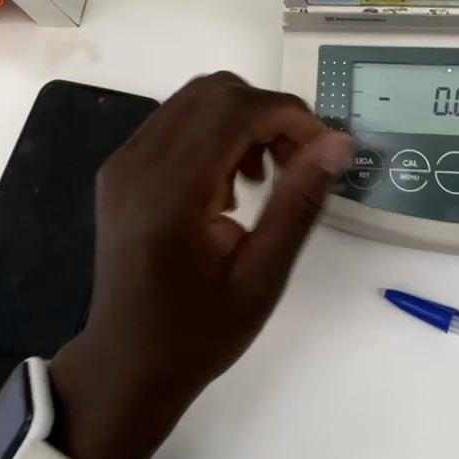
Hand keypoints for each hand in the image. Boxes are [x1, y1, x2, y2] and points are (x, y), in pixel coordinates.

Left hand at [48, 72, 352, 458]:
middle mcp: (138, 163)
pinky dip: (215, 132)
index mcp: (169, 193)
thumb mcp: (263, 274)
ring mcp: (123, 162)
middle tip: (295, 163)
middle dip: (267, 113)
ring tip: (263, 176)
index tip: (322, 148)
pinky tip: (229, 183)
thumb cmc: (199, 332)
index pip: (234, 111)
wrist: (126, 366)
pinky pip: (177, 121)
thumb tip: (338, 142)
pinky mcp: (120, 168)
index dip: (287, 115)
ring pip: (195, 100)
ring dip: (243, 120)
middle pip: (215, 92)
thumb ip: (300, 201)